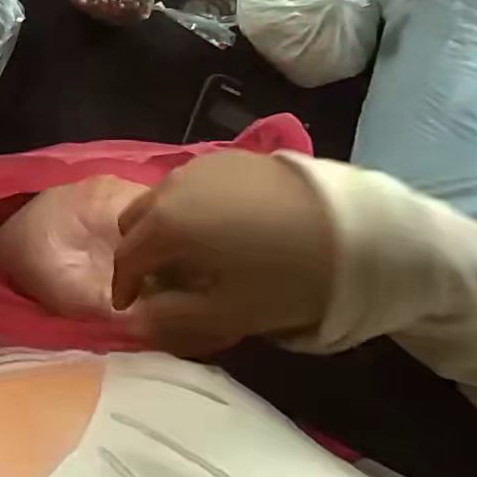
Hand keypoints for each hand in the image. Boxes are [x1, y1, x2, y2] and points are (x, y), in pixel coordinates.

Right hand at [110, 150, 335, 354]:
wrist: (351, 225)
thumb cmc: (284, 277)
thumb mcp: (228, 313)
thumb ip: (173, 318)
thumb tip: (136, 319)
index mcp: (164, 225)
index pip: (126, 258)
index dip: (124, 287)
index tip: (133, 307)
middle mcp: (170, 187)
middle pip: (134, 221)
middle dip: (139, 252)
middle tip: (164, 281)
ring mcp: (196, 167)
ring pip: (160, 199)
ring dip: (162, 226)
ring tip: (194, 252)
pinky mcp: (223, 157)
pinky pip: (188, 184)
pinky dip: (188, 206)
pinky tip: (220, 225)